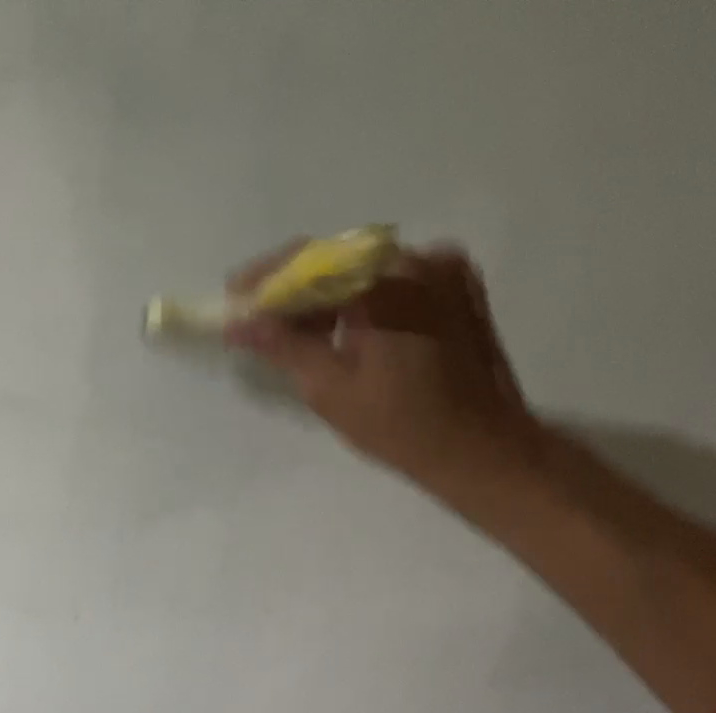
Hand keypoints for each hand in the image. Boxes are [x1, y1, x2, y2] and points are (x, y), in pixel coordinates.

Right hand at [224, 240, 546, 493]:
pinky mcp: (459, 290)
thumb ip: (282, 344)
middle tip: (258, 320)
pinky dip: (363, 298)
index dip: (263, 281)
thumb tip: (239, 322)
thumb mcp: (329, 388)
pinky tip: (344, 329)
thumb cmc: (400, 425)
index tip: (232, 302)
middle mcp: (418, 261)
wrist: (482, 449)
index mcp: (385, 283)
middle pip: (337, 260)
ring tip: (296, 333)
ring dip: (326, 295)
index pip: (308, 262)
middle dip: (293, 288)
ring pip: (365, 269)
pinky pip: (395, 280)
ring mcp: (445, 272)